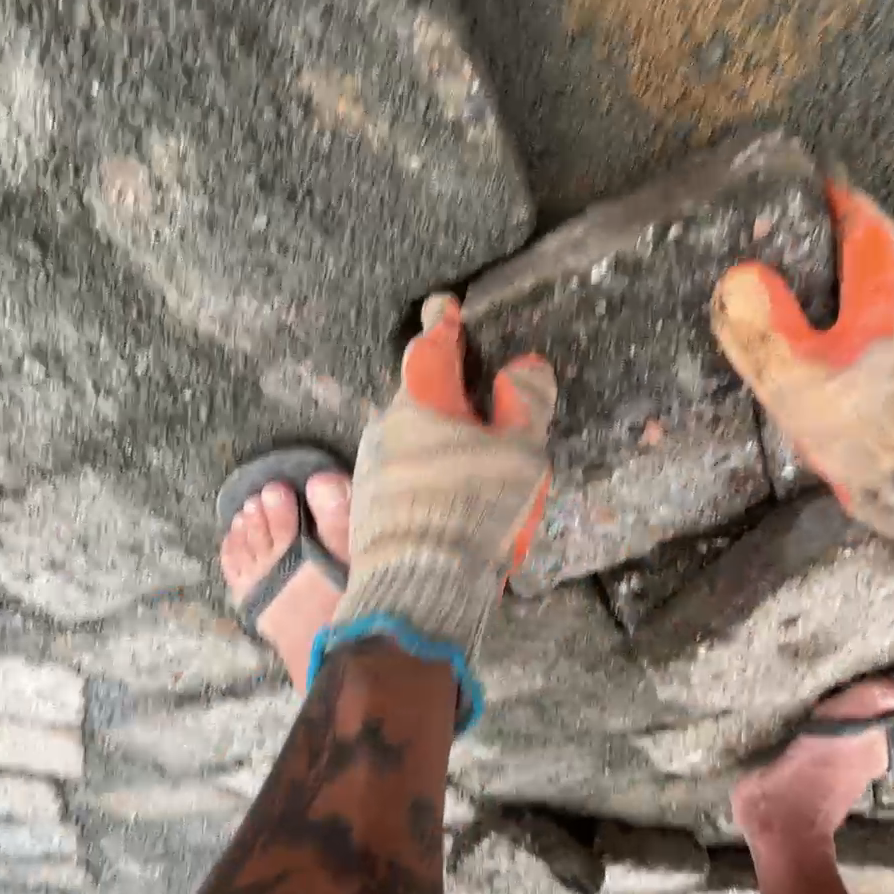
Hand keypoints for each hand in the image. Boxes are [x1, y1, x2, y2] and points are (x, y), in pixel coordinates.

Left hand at [323, 293, 556, 722]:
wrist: (416, 587)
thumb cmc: (473, 510)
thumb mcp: (519, 455)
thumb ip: (525, 404)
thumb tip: (525, 367)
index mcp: (421, 404)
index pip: (433, 348)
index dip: (444, 324)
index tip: (445, 306)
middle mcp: (386, 427)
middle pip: (422, 398)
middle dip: (450, 399)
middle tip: (485, 415)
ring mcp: (371, 467)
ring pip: (412, 439)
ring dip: (440, 443)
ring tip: (476, 473)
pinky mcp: (367, 505)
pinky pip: (402, 475)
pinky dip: (428, 477)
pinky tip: (453, 504)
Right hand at [712, 182, 893, 614]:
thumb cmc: (865, 427)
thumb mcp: (794, 378)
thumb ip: (764, 324)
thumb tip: (740, 277)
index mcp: (892, 295)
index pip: (868, 228)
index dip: (844, 206)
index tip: (826, 192)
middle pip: (890, 278)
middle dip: (855, 284)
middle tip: (817, 305)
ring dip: (882, 328)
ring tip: (847, 360)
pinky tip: (883, 394)